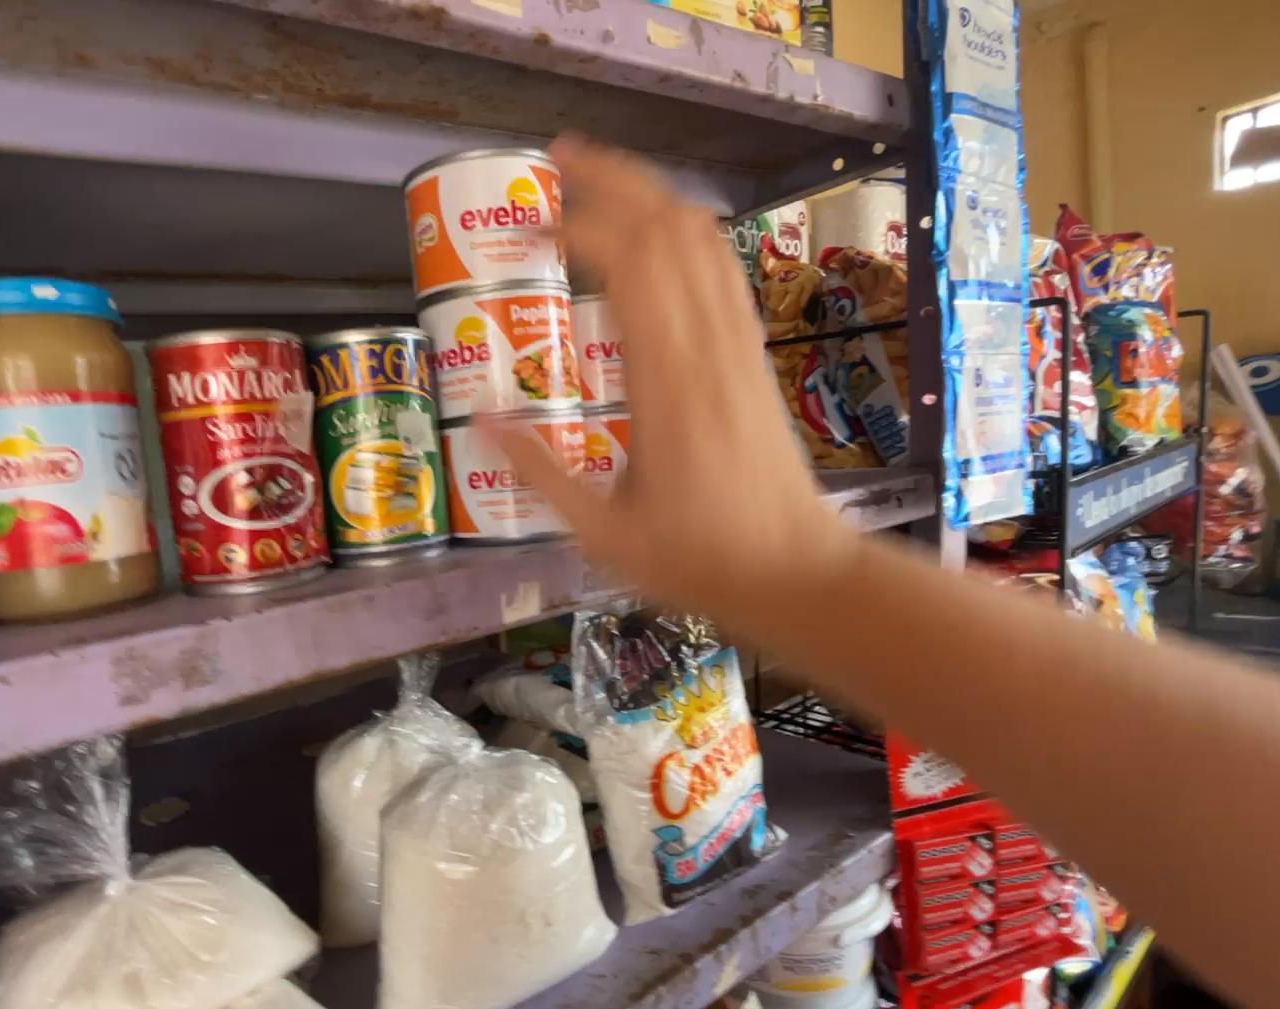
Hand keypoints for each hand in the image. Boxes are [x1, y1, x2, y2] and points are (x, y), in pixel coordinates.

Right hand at [486, 136, 858, 618]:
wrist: (798, 573)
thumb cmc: (698, 560)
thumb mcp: (603, 533)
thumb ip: (542, 472)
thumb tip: (482, 421)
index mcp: (668, 387)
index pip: (631, 266)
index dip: (582, 226)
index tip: (532, 226)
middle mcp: (709, 349)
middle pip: (671, 228)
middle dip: (614, 180)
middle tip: (557, 165)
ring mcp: (740, 347)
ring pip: (704, 240)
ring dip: (650, 197)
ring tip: (598, 185)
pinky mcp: (754, 356)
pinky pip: (722, 271)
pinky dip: (683, 235)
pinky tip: (654, 238)